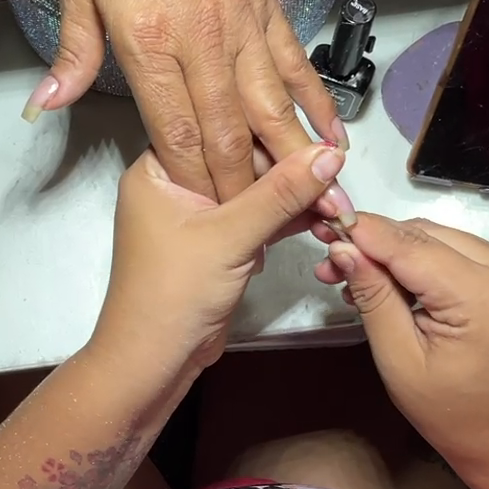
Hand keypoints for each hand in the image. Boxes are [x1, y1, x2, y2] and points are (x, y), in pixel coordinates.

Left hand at [93, 142, 344, 375]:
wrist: (153, 360)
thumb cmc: (170, 296)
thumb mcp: (229, 237)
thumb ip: (279, 194)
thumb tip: (327, 155)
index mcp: (158, 167)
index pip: (219, 128)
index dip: (270, 133)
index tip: (318, 142)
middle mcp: (174, 183)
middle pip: (241, 158)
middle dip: (289, 172)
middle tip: (335, 179)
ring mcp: (195, 214)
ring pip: (252, 190)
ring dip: (291, 199)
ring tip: (334, 203)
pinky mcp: (214, 242)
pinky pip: (253, 218)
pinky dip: (282, 221)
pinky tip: (317, 219)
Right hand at [317, 215, 488, 481]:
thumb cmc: (449, 411)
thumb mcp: (398, 358)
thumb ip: (373, 297)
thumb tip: (342, 249)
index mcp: (485, 299)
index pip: (412, 247)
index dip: (365, 233)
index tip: (325, 225)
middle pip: (427, 235)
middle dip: (375, 242)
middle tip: (331, 261)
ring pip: (441, 237)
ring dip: (395, 249)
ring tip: (355, 273)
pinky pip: (459, 250)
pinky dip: (421, 259)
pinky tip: (393, 279)